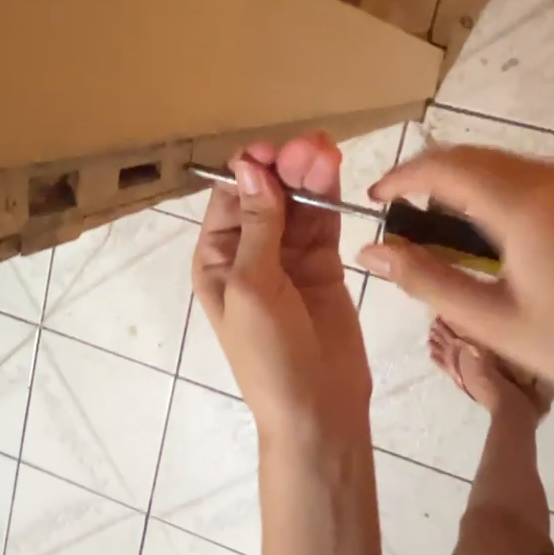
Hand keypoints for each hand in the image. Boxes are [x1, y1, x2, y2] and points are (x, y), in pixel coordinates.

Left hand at [191, 134, 372, 445]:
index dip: (250, 171)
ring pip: (298, 204)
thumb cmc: (268, 352)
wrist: (317, 407)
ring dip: (309, 176)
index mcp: (217, 257)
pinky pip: (324, 223)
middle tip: (310, 146)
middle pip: (268, 195)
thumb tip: (250, 167)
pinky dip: (329, 197)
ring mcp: (288, 257)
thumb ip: (259, 226)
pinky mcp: (323, 264)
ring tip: (327, 149)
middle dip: (285, 168)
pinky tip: (336, 170)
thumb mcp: (252, 287)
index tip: (272, 151)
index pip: (231, 199)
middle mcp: (250, 251)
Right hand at [356, 145, 553, 415]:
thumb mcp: (495, 322)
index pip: (443, 166)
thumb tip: (372, 251)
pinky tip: (498, 234)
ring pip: (506, 165)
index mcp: (524, 203)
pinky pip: (537, 178)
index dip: (401, 177)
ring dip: (467, 185)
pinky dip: (502, 192)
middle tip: (403, 218)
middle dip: (431, 178)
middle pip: (474, 157)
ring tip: (444, 230)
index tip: (374, 200)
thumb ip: (427, 280)